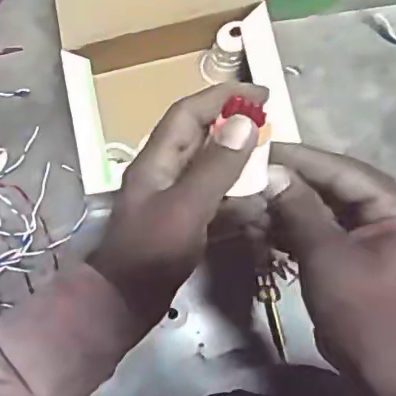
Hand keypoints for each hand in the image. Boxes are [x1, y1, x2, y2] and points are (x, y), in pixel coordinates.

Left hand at [88, 83, 265, 326]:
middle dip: (233, 128)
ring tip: (272, 166)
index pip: (187, 114)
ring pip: (207, 172)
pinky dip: (235, 200)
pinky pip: (211, 203)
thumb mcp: (186, 206)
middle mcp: (161, 176)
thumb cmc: (150, 252)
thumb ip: (215, 167)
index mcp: (154, 162)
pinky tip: (260, 206)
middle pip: (198, 139)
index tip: (261, 93)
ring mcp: (170, 202)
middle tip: (271, 126)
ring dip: (238, 166)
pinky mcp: (180, 227)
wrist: (123, 302)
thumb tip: (243, 122)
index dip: (222, 97)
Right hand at [265, 144, 395, 395]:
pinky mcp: (361, 252)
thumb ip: (300, 210)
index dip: (301, 159)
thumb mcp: (328, 257)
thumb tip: (270, 172)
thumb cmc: (363, 313)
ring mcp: (380, 233)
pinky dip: (295, 227)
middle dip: (291, 182)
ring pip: (327, 207)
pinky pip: (325, 229)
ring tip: (248, 196)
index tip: (260, 146)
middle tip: (248, 170)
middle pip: (336, 187)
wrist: (385, 373)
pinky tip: (263, 222)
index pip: (346, 171)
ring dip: (288, 205)